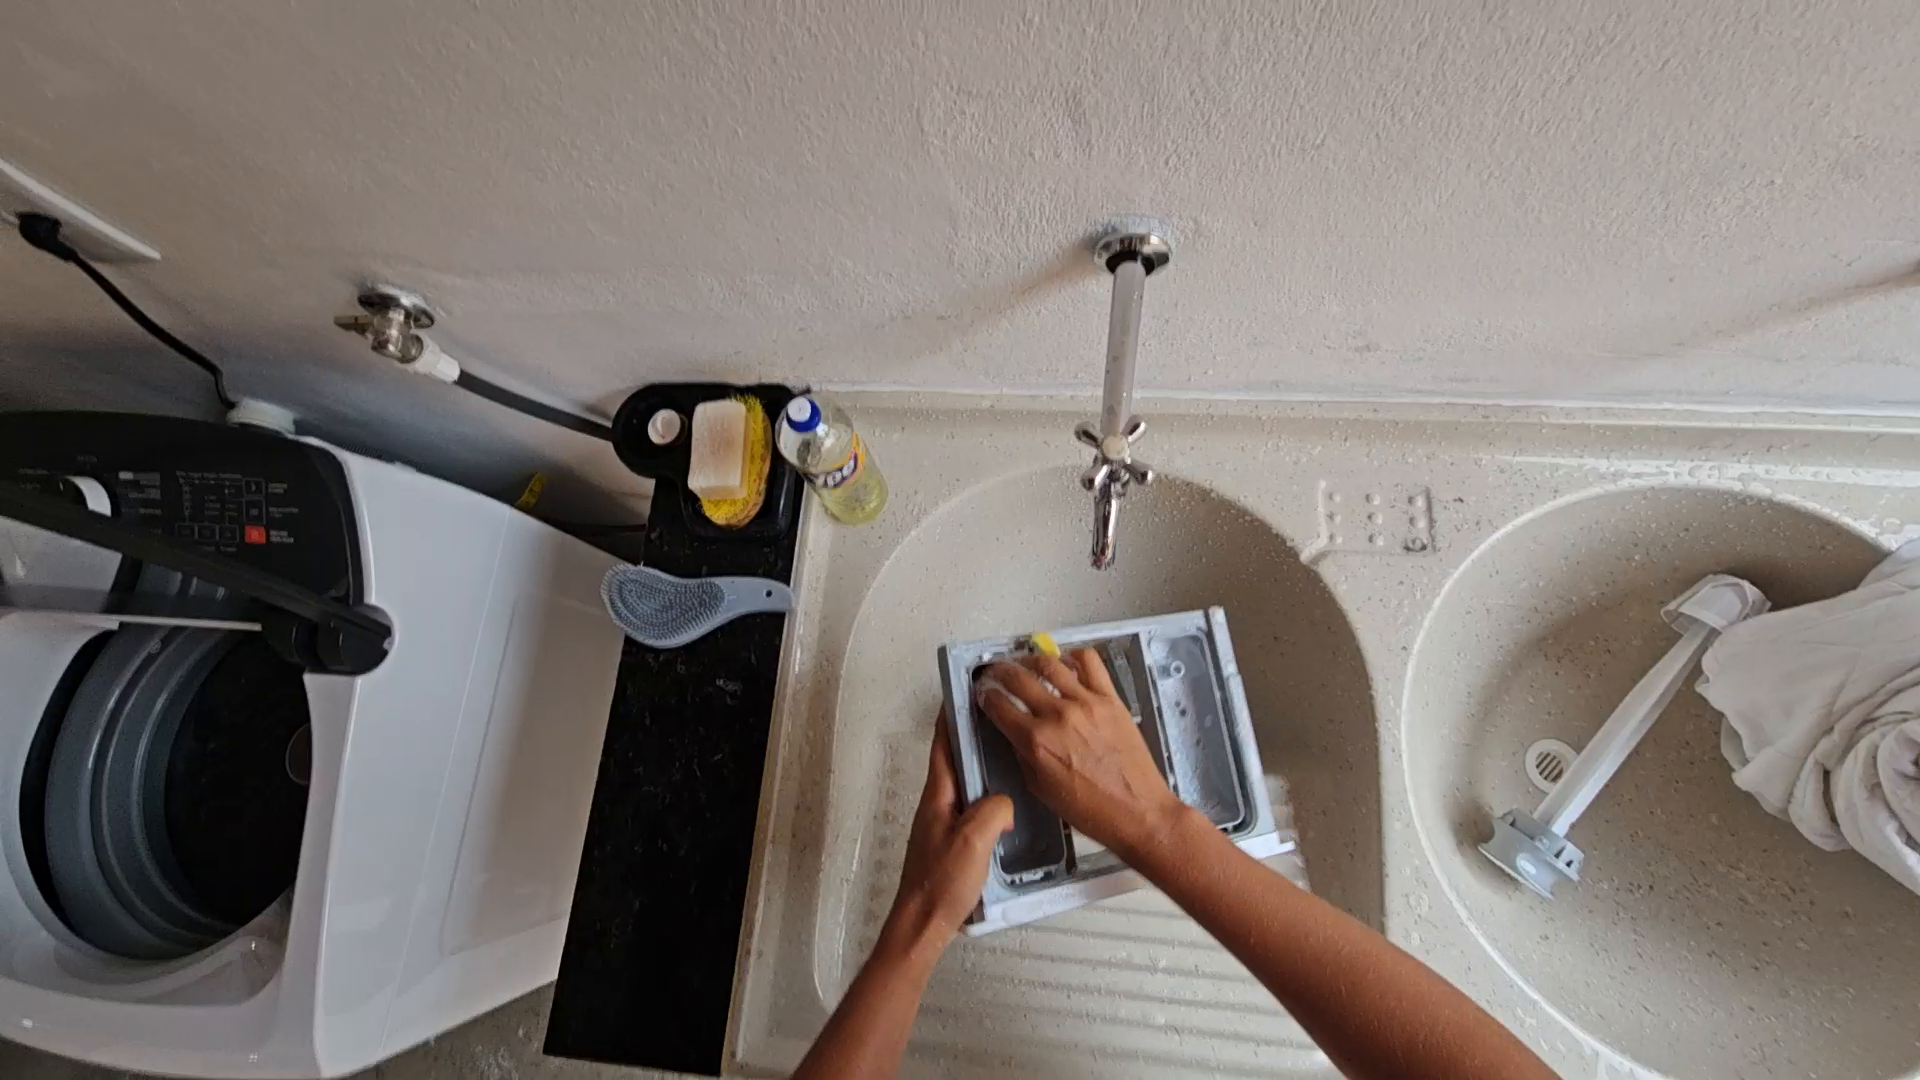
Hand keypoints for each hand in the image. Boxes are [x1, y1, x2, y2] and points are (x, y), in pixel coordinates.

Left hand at [879, 715, 1013, 965]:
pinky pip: (972, 808)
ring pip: (966, 783)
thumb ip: (994, 809)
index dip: (950, 715)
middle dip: (971, 735)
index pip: (942, 742)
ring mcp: (943, 822)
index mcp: (938, 793)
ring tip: (1009, 757)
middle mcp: (938, 802)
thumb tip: (1006, 803)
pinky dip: (989, 797)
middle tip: (997, 719)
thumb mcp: (974, 839)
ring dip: (982, 766)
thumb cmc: (940, 884)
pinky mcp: (952, 842)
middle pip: (954, 758)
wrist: (921, 926)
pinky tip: (1008, 806)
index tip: (963, 690)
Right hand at [976, 649, 1189, 861]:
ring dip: (1030, 659)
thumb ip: (1023, 755)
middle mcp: (1057, 716)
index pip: (999, 706)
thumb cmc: (1090, 809)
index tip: (984, 692)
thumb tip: (1014, 732)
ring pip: (1049, 663)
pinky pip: (1089, 663)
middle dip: (999, 671)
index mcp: (1036, 742)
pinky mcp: (1110, 698)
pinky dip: (1073, 656)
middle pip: (1017, 678)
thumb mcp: (1040, 789)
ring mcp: (1085, 703)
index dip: (985, 696)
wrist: (1137, 811)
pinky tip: (1066, 663)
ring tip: (1025, 662)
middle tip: (996, 671)